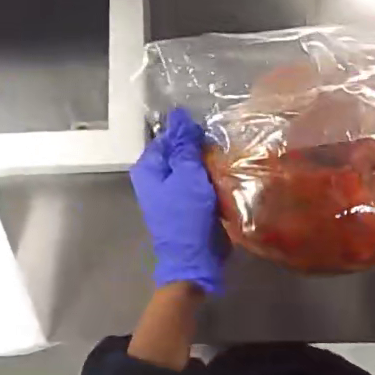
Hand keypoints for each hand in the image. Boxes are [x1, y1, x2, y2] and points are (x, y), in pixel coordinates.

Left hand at [130, 108, 223, 293]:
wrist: (194, 258)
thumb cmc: (187, 215)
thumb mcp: (187, 174)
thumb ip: (184, 145)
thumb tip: (179, 116)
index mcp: (148, 168)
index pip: (168, 136)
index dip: (189, 133)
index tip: (211, 134)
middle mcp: (155, 179)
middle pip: (179, 152)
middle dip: (199, 149)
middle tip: (221, 147)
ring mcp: (170, 193)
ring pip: (191, 168)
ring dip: (207, 165)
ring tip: (226, 160)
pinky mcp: (186, 205)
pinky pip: (198, 184)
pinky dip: (209, 180)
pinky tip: (224, 177)